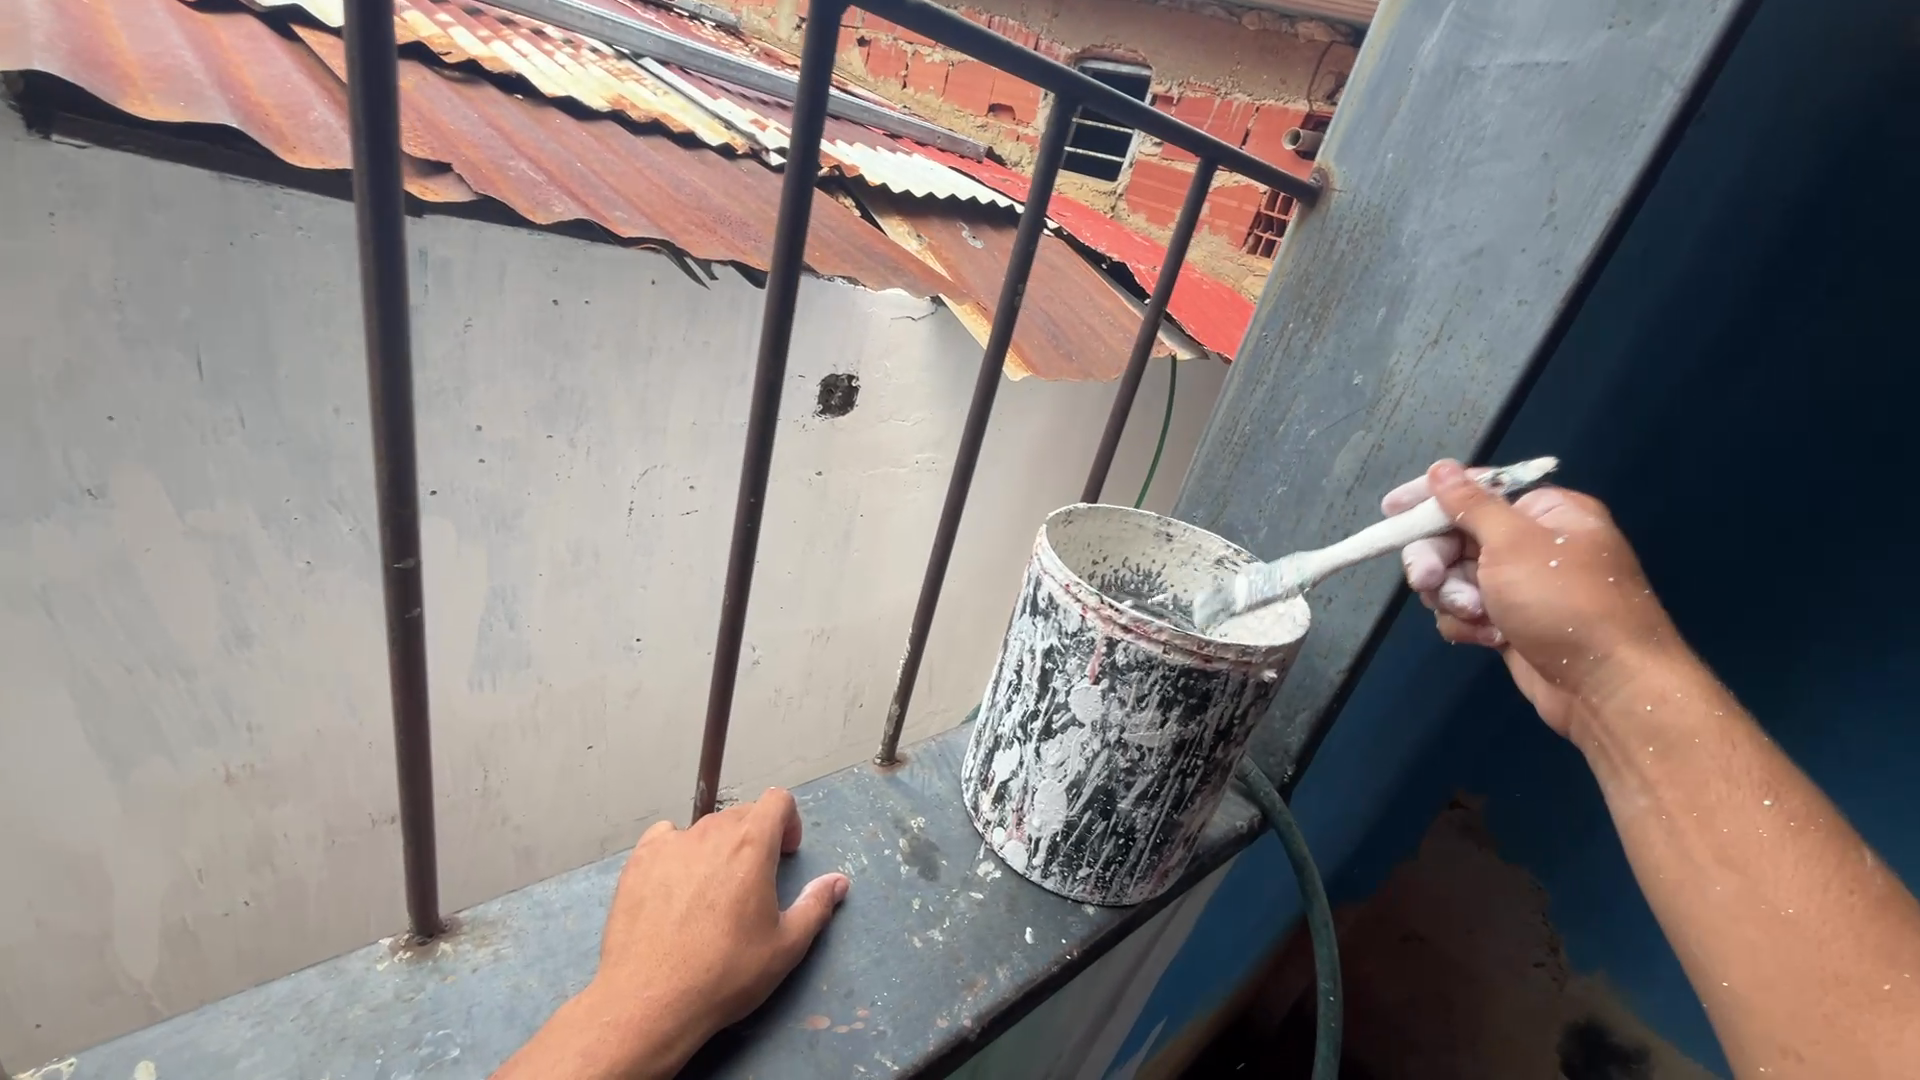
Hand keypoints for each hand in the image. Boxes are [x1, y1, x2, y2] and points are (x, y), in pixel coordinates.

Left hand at [493, 788, 848, 1079]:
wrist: (649, 1002)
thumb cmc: (725, 973)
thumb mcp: (785, 947)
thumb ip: (816, 905)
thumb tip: (839, 881)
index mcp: (753, 843)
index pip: (777, 800)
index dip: (788, 822)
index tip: (784, 855)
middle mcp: (712, 832)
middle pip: (742, 814)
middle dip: (755, 837)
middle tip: (752, 880)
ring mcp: (671, 843)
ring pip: (704, 828)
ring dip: (717, 847)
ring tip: (710, 891)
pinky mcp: (639, 860)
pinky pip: (665, 838)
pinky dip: (676, 851)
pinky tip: (673, 887)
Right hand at [1384, 460, 1683, 738]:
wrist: (1606, 686)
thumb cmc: (1566, 603)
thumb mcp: (1513, 544)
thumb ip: (1471, 505)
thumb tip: (1441, 468)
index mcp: (1545, 514)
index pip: (1476, 490)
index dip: (1431, 499)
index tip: (1391, 510)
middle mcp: (1532, 544)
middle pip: (1454, 537)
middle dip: (1438, 562)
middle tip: (1425, 579)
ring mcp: (1518, 586)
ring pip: (1452, 577)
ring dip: (1453, 597)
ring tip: (1477, 616)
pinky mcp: (1508, 621)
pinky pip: (1463, 610)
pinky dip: (1467, 623)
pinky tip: (1489, 637)